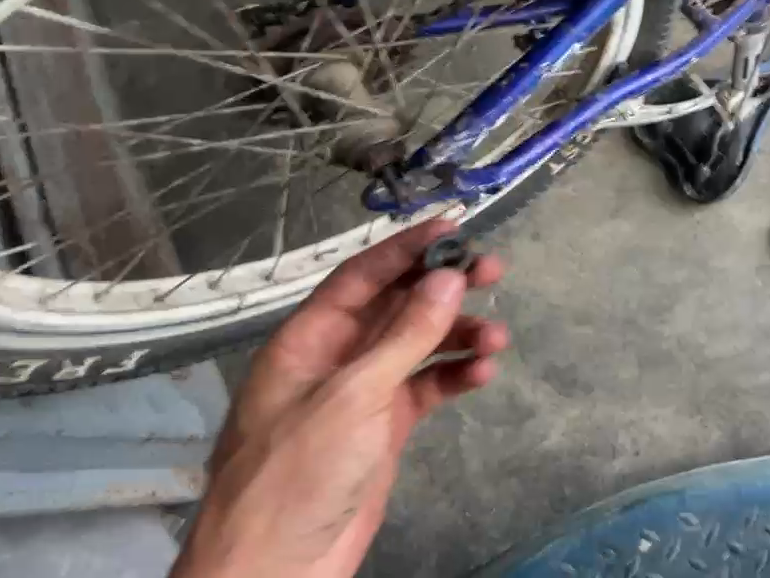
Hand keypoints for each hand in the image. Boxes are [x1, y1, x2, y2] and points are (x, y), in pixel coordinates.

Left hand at [171, 219, 508, 577]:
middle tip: (494, 271)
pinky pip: (430, 383)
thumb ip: (405, 336)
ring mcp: (364, 391)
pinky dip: (458, 374)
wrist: (273, 574)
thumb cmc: (295, 475)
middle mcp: (338, 357)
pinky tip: (482, 375)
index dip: (407, 247)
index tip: (455, 226)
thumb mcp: (352, 398)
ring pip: (422, 342)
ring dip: (461, 334)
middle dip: (446, 287)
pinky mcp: (387, 425)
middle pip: (399, 304)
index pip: (362, 276)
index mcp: (308, 341)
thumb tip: (448, 276)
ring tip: (496, 338)